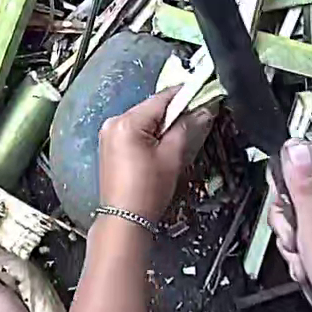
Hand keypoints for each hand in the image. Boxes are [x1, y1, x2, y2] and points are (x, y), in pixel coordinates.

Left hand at [96, 90, 213, 222]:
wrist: (124, 219)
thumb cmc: (147, 190)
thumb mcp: (172, 156)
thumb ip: (186, 127)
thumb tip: (203, 110)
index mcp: (127, 122)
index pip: (160, 99)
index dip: (183, 95)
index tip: (201, 92)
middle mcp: (113, 123)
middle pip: (150, 108)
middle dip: (172, 113)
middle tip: (193, 120)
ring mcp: (108, 134)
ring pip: (142, 119)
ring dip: (160, 125)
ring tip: (174, 141)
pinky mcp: (108, 145)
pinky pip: (133, 130)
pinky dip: (147, 134)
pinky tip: (158, 148)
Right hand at [269, 141, 311, 311]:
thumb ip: (303, 185)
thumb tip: (294, 142)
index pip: (299, 162)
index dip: (284, 189)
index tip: (289, 216)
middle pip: (299, 192)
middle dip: (289, 222)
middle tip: (298, 244)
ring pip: (304, 219)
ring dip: (297, 244)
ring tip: (308, 265)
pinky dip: (309, 257)